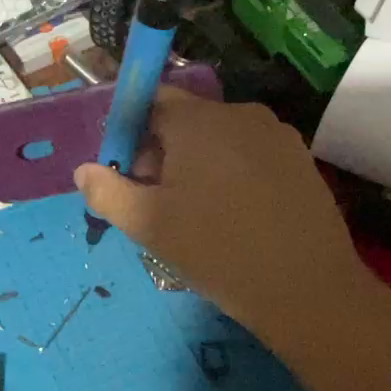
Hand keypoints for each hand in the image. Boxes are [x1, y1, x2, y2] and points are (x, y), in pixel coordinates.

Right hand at [74, 89, 379, 345]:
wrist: (306, 289)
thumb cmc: (217, 251)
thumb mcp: (148, 226)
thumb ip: (107, 192)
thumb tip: (84, 171)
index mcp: (198, 120)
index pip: (151, 101)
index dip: (130, 133)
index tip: (125, 173)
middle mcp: (240, 114)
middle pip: (186, 120)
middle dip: (162, 152)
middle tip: (156, 202)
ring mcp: (276, 135)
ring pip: (220, 139)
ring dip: (198, 165)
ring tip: (195, 215)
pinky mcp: (301, 159)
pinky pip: (250, 154)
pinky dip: (232, 174)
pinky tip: (233, 217)